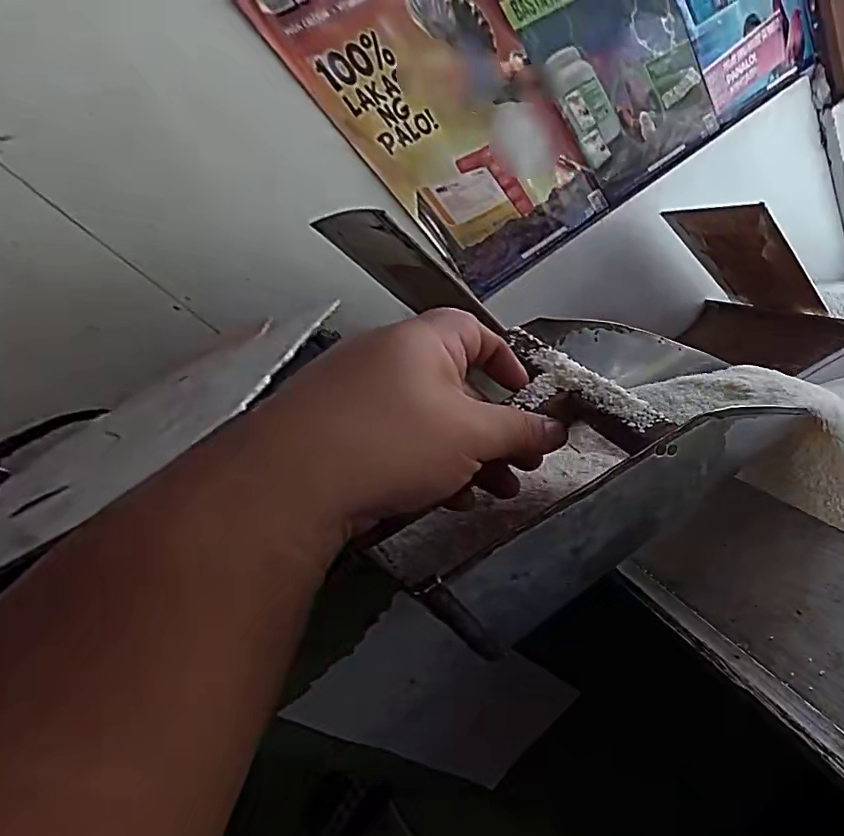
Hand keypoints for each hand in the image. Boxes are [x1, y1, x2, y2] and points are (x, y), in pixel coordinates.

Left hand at [213, 308, 568, 538]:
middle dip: (500, 427)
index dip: (508, 360)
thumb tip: (553, 429)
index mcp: (418, 344)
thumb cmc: (385, 444)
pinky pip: (406, 442)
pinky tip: (452, 496)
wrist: (290, 488)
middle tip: (523, 456)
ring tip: (498, 487)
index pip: (474, 330)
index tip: (526, 394)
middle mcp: (386, 361)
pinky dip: (437, 466)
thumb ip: (524, 430)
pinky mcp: (344, 434)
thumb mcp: (477, 436)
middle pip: (462, 386)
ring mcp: (361, 398)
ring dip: (476, 455)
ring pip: (438, 422)